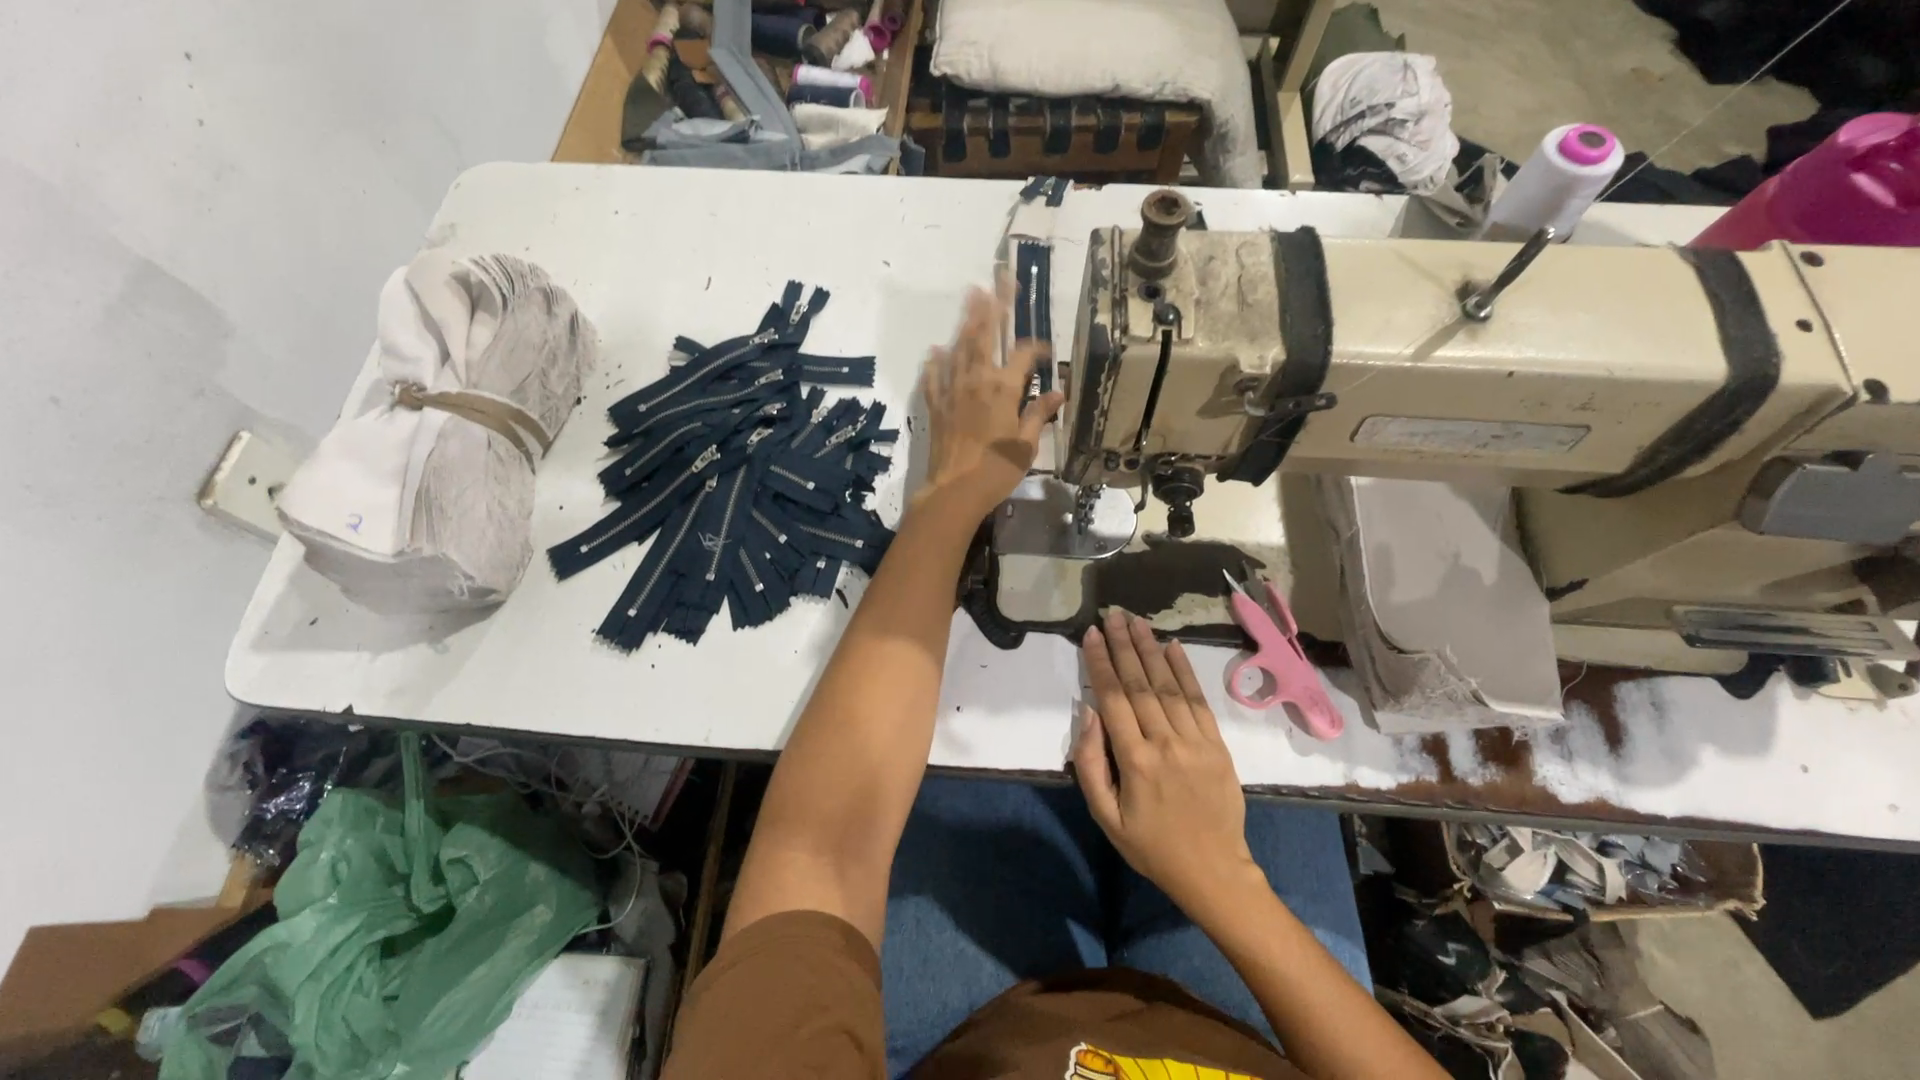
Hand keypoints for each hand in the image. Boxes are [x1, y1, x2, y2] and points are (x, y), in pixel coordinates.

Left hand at [916, 286, 1064, 519]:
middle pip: (986, 334)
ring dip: (966, 320)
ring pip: (959, 347)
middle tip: (999, 279)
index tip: (1047, 352)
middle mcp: (977, 380)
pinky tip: (935, 350)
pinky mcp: (936, 404)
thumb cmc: (997, 470)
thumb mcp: (1026, 445)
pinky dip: (935, 362)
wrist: (955, 490)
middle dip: (994, 305)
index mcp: (1004, 388)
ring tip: (971, 296)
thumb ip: (1039, 414)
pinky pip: (934, 377)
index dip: (1038, 348)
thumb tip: (1058, 393)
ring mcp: (953, 390)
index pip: (1025, 355)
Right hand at [1073, 609, 1259, 913]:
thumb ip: (1091, 764)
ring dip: (1152, 649)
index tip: (1090, 634)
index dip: (1101, 663)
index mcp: (1135, 760)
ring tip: (1137, 621)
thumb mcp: (1105, 816)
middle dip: (1124, 645)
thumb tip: (1087, 714)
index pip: (1114, 699)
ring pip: (1169, 686)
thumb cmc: (1150, 846)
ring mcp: (1196, 741)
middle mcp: (1166, 742)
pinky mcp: (1217, 745)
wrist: (1212, 869)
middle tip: (1113, 614)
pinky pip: (1199, 700)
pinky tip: (1173, 648)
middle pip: (1141, 683)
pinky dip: (1185, 671)